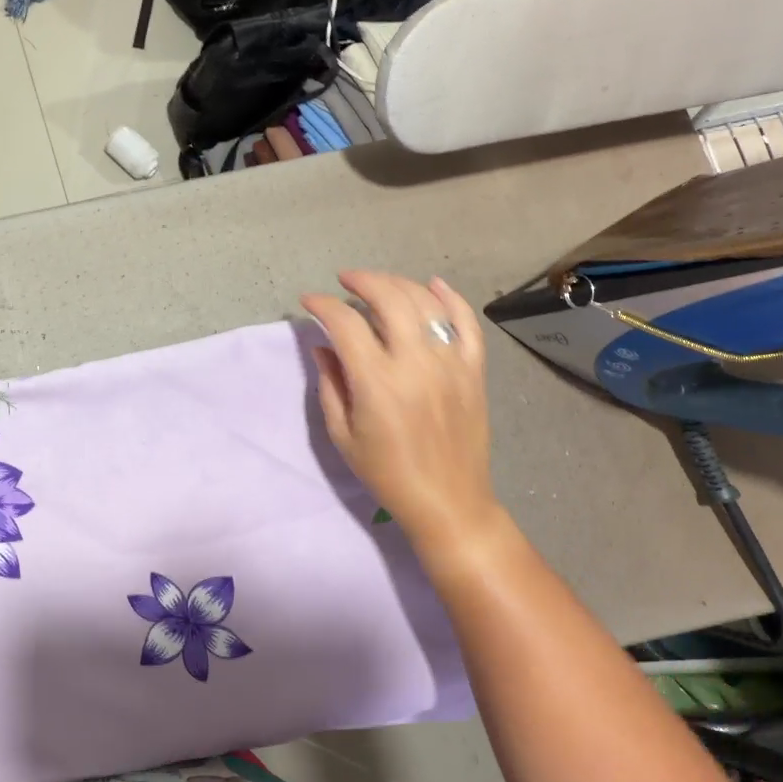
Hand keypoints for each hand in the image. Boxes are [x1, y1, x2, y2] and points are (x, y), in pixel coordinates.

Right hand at [302, 272, 499, 548]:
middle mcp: (416, 363)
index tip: (309, 302)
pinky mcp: (473, 370)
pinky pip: (466, 323)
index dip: (323, 306)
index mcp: (377, 382)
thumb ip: (331, 384)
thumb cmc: (385, 472)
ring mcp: (450, 363)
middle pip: (390, 299)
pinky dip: (450, 298)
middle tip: (345, 281)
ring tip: (378, 285)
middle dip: (363, 282)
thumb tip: (324, 347)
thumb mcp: (342, 434)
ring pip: (427, 303)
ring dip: (398, 284)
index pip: (346, 324)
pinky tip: (433, 285)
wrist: (447, 500)